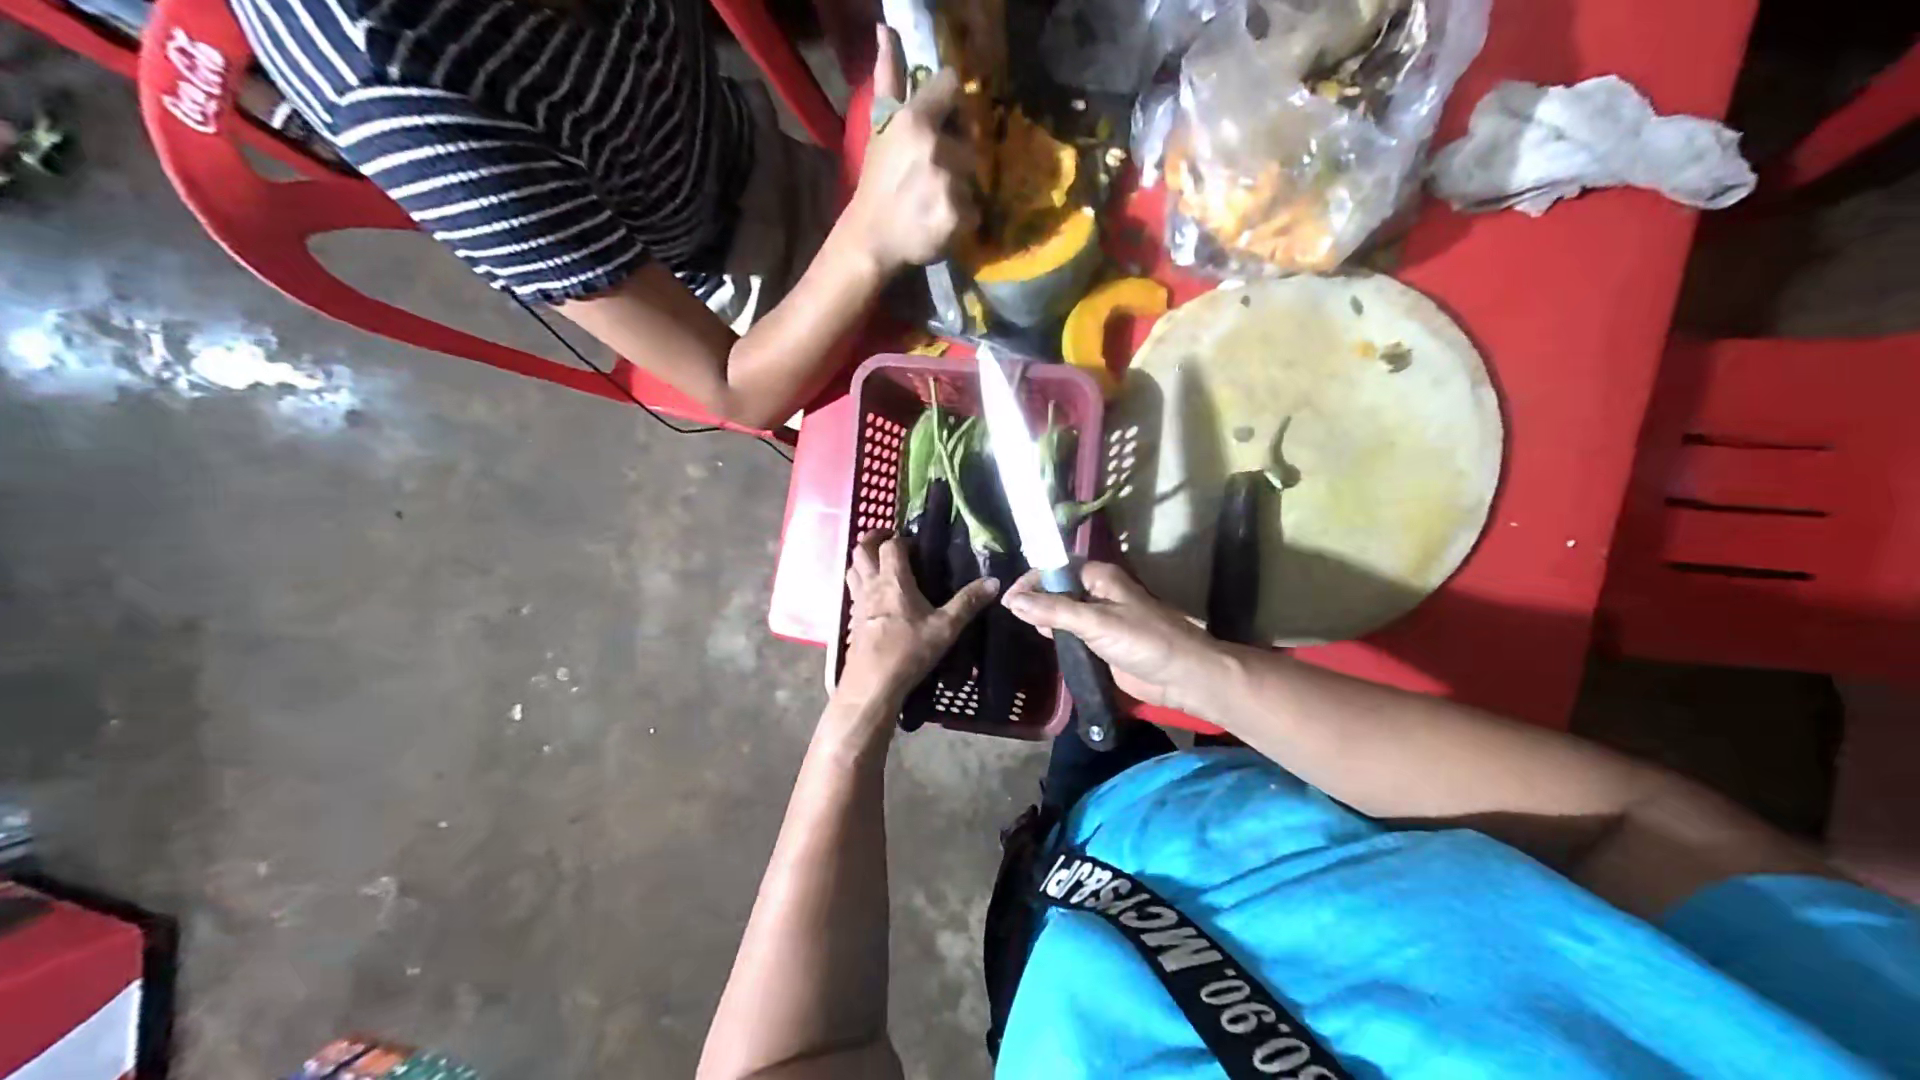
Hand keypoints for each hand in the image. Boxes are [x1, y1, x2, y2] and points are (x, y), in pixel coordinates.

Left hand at [836, 529, 998, 714]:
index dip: (901, 538)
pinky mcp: (851, 621)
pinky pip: (852, 591)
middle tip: (889, 540)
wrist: (872, 684)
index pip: (891, 545)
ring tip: (880, 564)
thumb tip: (994, 581)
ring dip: (864, 560)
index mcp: (893, 580)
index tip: (915, 542)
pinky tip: (874, 598)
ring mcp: (857, 603)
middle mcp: (871, 585)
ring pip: (853, 569)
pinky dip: (860, 584)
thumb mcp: (946, 628)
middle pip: (861, 550)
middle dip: (873, 539)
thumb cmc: (909, 652)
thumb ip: (968, 603)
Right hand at [843, 26, 976, 270]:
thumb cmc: (876, 182)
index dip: (950, 106)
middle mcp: (935, 147)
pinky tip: (940, 221)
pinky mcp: (958, 216)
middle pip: (968, 141)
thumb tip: (885, 29)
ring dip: (959, 190)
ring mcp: (948, 183)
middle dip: (955, 158)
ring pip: (972, 178)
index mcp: (916, 119)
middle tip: (929, 178)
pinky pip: (975, 210)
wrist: (872, 239)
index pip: (953, 88)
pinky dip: (962, 218)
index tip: (941, 124)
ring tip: (933, 201)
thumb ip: (888, 77)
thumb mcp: (879, 126)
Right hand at [1002, 562, 1221, 710]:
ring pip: (1063, 612)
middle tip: (1013, 616)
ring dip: (1045, 618)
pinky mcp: (1102, 643)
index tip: (1009, 599)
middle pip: (1058, 589)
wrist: (1183, 676)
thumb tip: (1013, 601)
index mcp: (1100, 577)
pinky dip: (1057, 636)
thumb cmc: (1144, 641)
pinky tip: (1043, 642)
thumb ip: (1054, 611)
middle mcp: (1098, 593)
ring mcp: (1100, 619)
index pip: (1057, 568)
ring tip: (1024, 628)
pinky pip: (1072, 634)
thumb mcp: (1096, 622)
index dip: (1032, 579)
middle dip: (1035, 599)